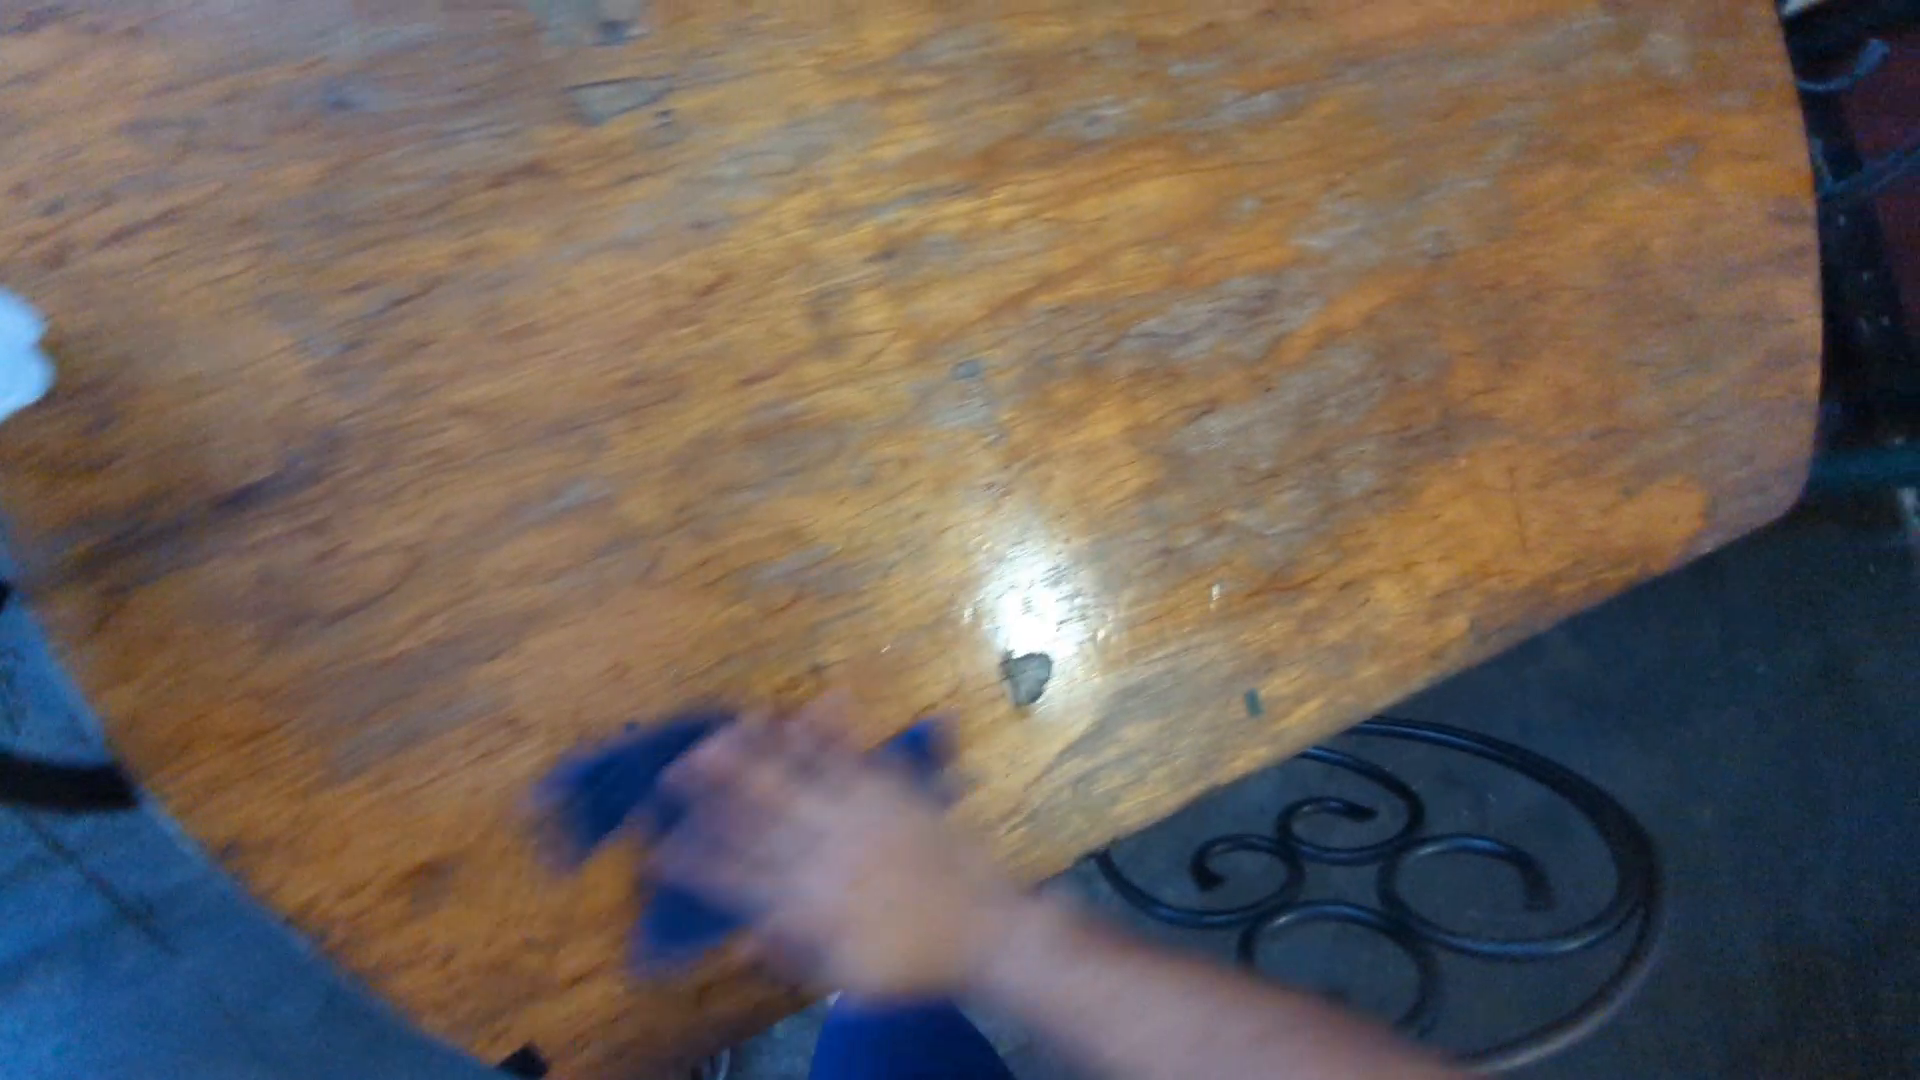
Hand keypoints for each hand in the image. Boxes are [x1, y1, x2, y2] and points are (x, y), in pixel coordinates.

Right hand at [648, 692, 1033, 997]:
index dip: (699, 860)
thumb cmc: (917, 958)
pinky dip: (837, 730)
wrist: (985, 928)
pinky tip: (819, 703)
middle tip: (680, 765)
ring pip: (802, 777)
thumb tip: (746, 936)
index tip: (662, 845)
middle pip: (763, 814)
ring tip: (730, 726)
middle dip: (719, 788)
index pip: (740, 879)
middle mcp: (830, 851)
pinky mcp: (896, 793)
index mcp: (813, 901)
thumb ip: (797, 950)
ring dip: (764, 751)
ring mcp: (864, 815)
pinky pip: (860, 757)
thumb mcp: (850, 973)